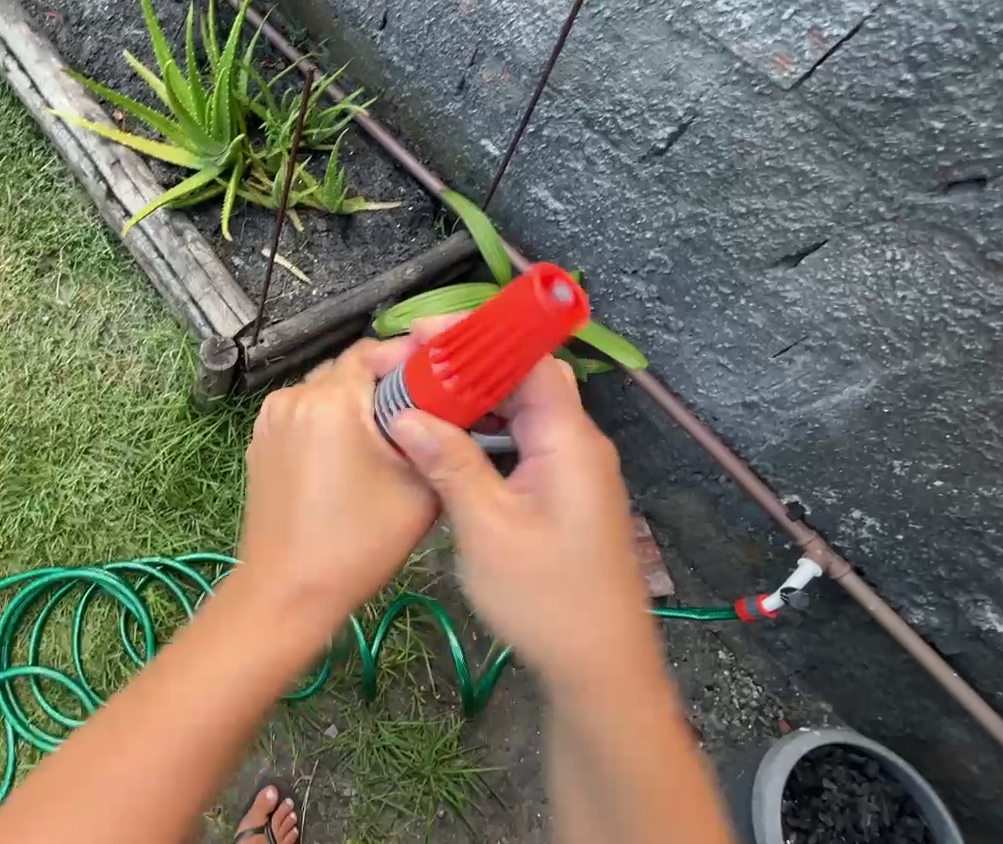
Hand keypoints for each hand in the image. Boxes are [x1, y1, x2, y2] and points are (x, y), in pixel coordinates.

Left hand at [236, 338, 437, 637]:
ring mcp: (269, 419)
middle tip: (413, 417)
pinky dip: (324, 423)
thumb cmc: (357, 542)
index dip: (407, 362)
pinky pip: (301, 414)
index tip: (434, 385)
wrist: (287, 590)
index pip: (372, 351)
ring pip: (322, 392)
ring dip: (351, 405)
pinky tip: (344, 457)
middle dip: (379, 386)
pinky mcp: (259, 442)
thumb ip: (435, 436)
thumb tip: (442, 408)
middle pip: (345, 370)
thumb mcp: (417, 488)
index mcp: (329, 400)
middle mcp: (292, 397)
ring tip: (380, 440)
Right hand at [388, 333, 657, 684]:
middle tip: (407, 360)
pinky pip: (517, 438)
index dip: (476, 338)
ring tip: (415, 388)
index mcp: (568, 441)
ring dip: (469, 394)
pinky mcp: (558, 490)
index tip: (420, 333)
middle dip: (465, 361)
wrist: (599, 669)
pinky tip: (442, 431)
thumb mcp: (487, 527)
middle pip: (521, 377)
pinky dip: (479, 426)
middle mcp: (575, 443)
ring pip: (517, 407)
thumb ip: (447, 461)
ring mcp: (569, 467)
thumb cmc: (546, 598)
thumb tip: (403, 413)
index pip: (527, 361)